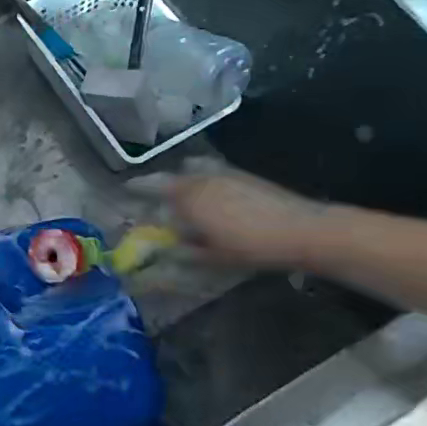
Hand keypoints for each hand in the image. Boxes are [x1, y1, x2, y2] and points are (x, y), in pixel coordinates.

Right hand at [132, 163, 330, 268]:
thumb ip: (181, 249)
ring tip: (179, 193)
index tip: (125, 191)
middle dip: (157, 183)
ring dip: (180, 178)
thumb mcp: (210, 256)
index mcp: (187, 196)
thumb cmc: (250, 247)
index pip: (151, 187)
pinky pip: (211, 171)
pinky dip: (201, 178)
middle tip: (148, 193)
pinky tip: (210, 196)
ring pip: (192, 169)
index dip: (136, 189)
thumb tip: (161, 247)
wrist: (301, 229)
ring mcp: (223, 173)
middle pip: (171, 176)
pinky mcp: (243, 175)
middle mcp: (201, 178)